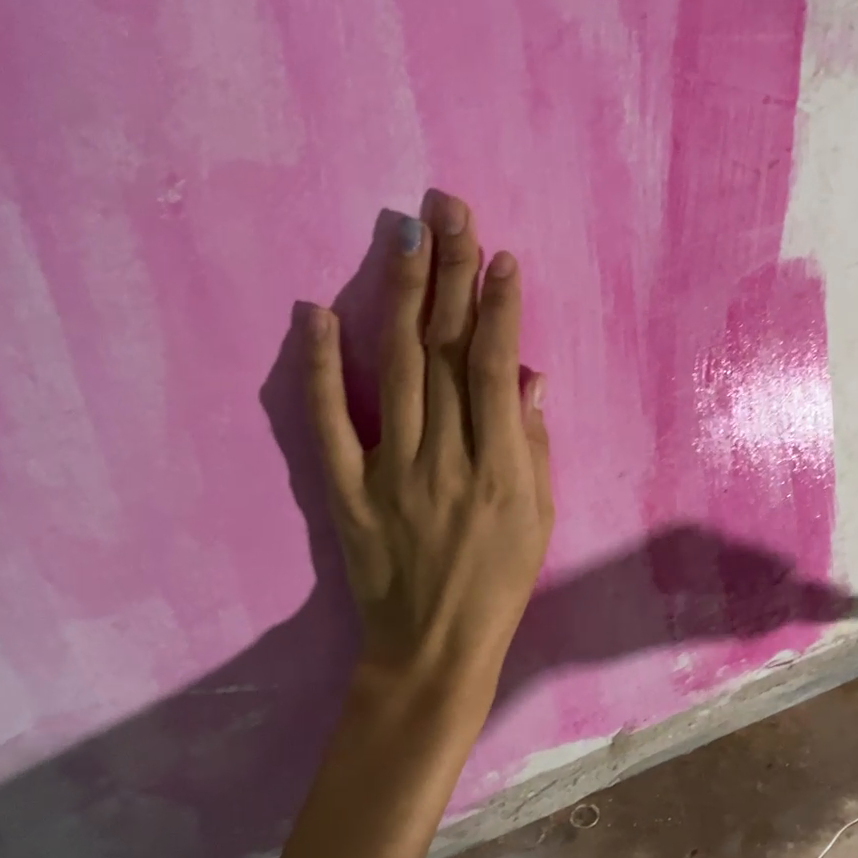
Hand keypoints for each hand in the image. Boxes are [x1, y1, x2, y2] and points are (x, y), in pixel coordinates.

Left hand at [304, 190, 554, 689]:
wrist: (433, 648)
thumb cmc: (500, 584)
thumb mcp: (540, 521)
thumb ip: (533, 447)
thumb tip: (528, 377)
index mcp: (501, 471)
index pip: (496, 372)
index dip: (499, 310)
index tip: (500, 256)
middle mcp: (446, 461)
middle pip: (447, 353)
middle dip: (451, 275)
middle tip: (448, 209)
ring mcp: (391, 474)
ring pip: (397, 371)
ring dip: (401, 298)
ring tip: (406, 234)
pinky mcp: (347, 491)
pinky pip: (329, 424)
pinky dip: (321, 368)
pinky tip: (317, 313)